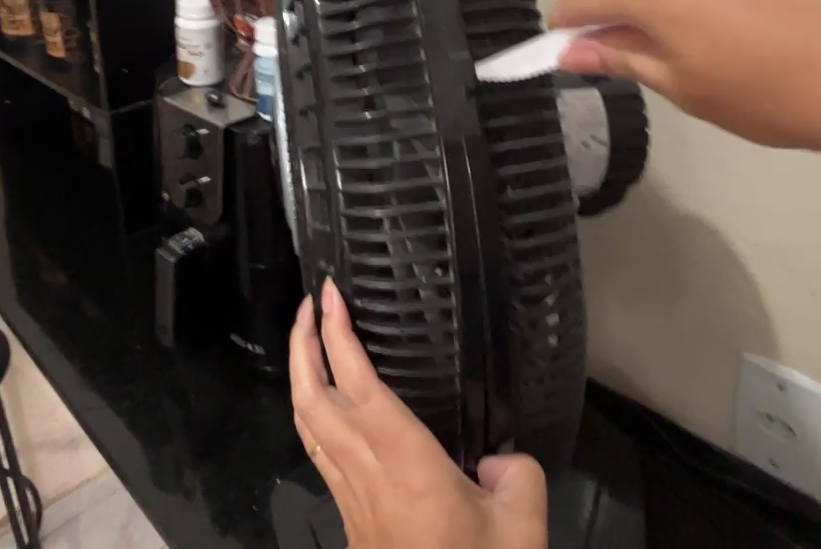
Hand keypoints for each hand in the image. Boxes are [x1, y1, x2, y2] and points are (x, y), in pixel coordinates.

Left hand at [289, 278, 546, 548]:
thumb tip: (497, 458)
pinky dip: (310, 411)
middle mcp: (362, 469)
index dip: (336, 332)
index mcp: (401, 459)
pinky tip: (323, 406)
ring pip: (305, 423)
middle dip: (302, 344)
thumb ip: (517, 473)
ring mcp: (347, 494)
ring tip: (306, 340)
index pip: (355, 380)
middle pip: (311, 396)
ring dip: (300, 374)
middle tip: (308, 305)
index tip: (329, 294)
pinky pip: (316, 449)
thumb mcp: (520, 525)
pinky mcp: (347, 516)